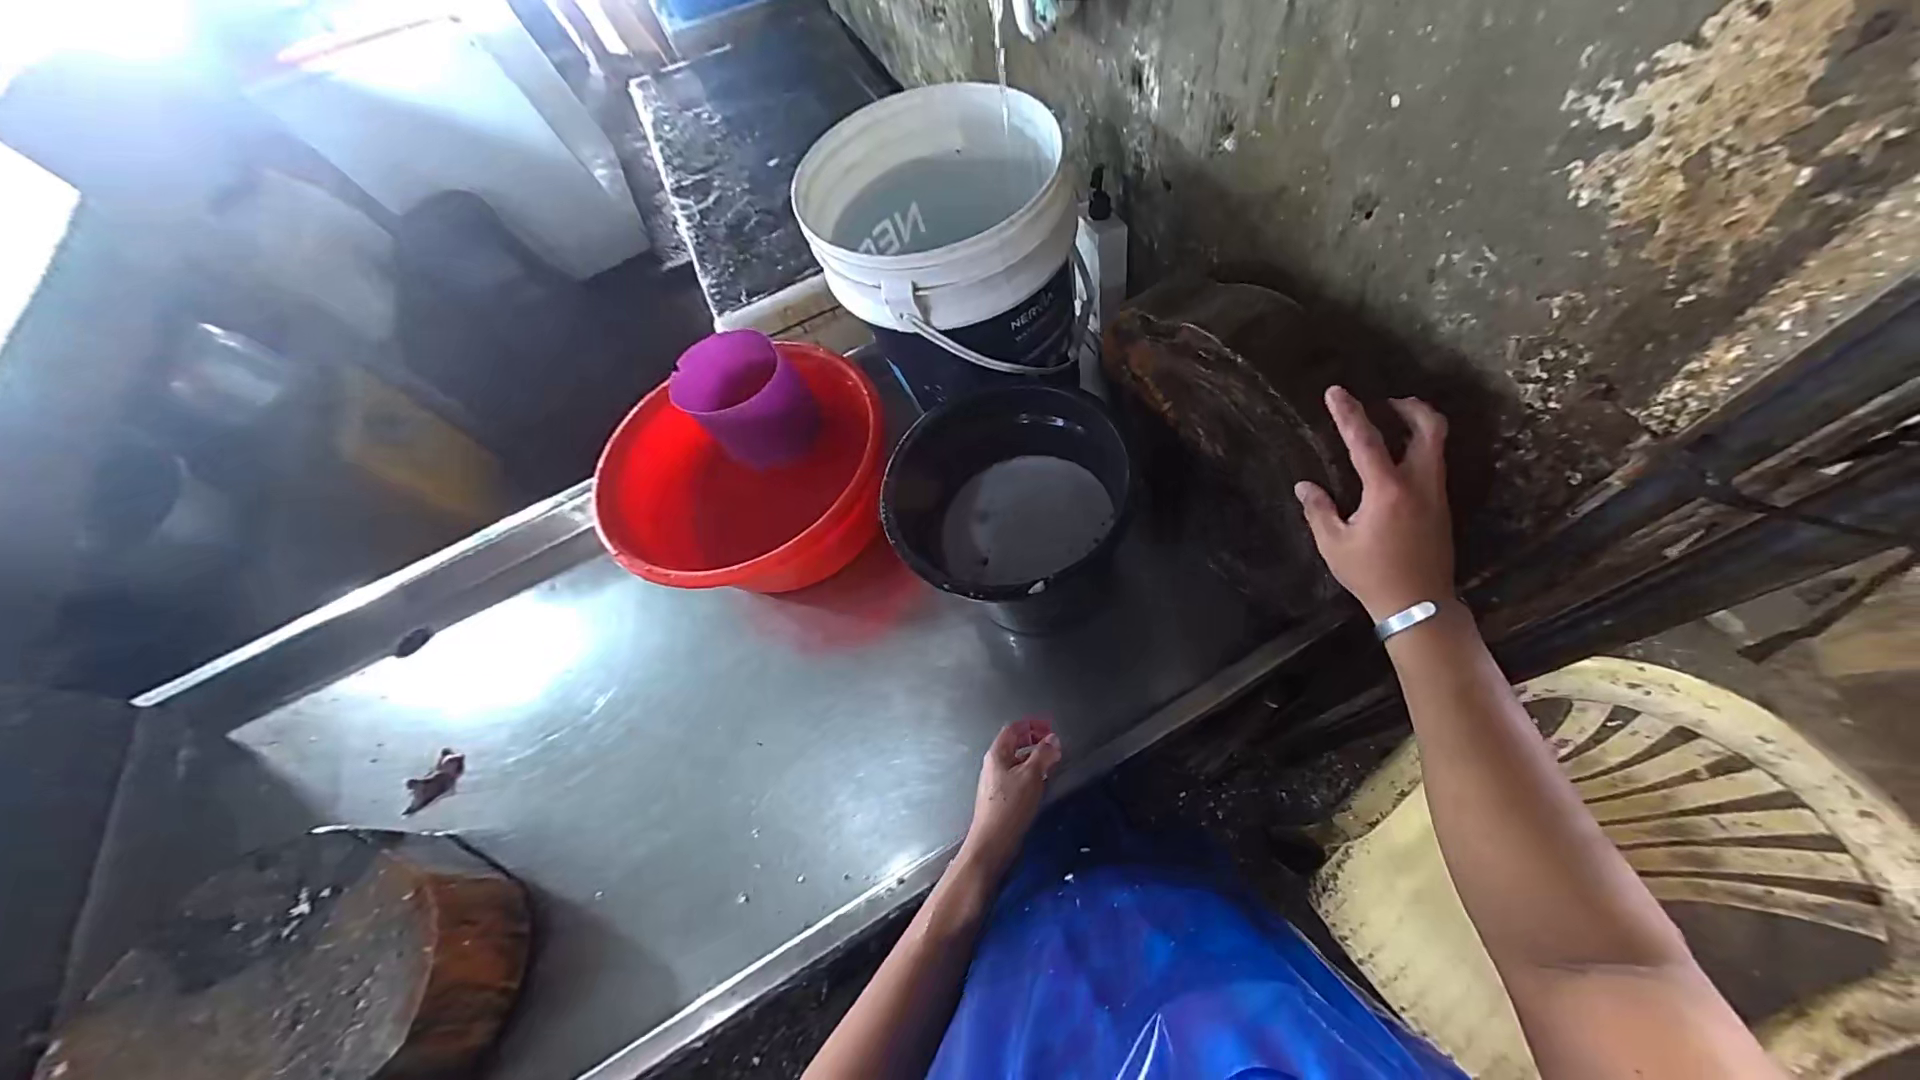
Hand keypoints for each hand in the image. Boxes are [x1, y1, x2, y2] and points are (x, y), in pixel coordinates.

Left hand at [962, 717, 1061, 872]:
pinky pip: (1017, 775)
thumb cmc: (1011, 805)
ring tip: (1052, 760)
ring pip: (1016, 760)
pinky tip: (1041, 781)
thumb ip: (1043, 755)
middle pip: (1014, 743)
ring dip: (1034, 756)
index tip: (1050, 727)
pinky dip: (1030, 771)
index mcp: (997, 754)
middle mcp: (993, 764)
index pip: (1013, 729)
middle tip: (1053, 742)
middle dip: (1033, 739)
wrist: (992, 842)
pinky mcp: (1000, 796)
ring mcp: (995, 781)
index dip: (1031, 724)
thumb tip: (1053, 738)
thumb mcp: (1031, 776)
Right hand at [1295, 385, 1454, 621]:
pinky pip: (1434, 464)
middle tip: (1386, 402)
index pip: (1366, 441)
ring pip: (1437, 445)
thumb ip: (1319, 510)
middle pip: (1429, 429)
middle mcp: (1419, 485)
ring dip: (1417, 426)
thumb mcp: (1333, 544)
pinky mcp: (1441, 507)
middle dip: (1409, 408)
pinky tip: (1398, 459)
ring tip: (1393, 423)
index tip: (1336, 392)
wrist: (1418, 604)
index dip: (1348, 413)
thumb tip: (1305, 486)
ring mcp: (1436, 495)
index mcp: (1388, 491)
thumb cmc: (1371, 574)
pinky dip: (1419, 448)